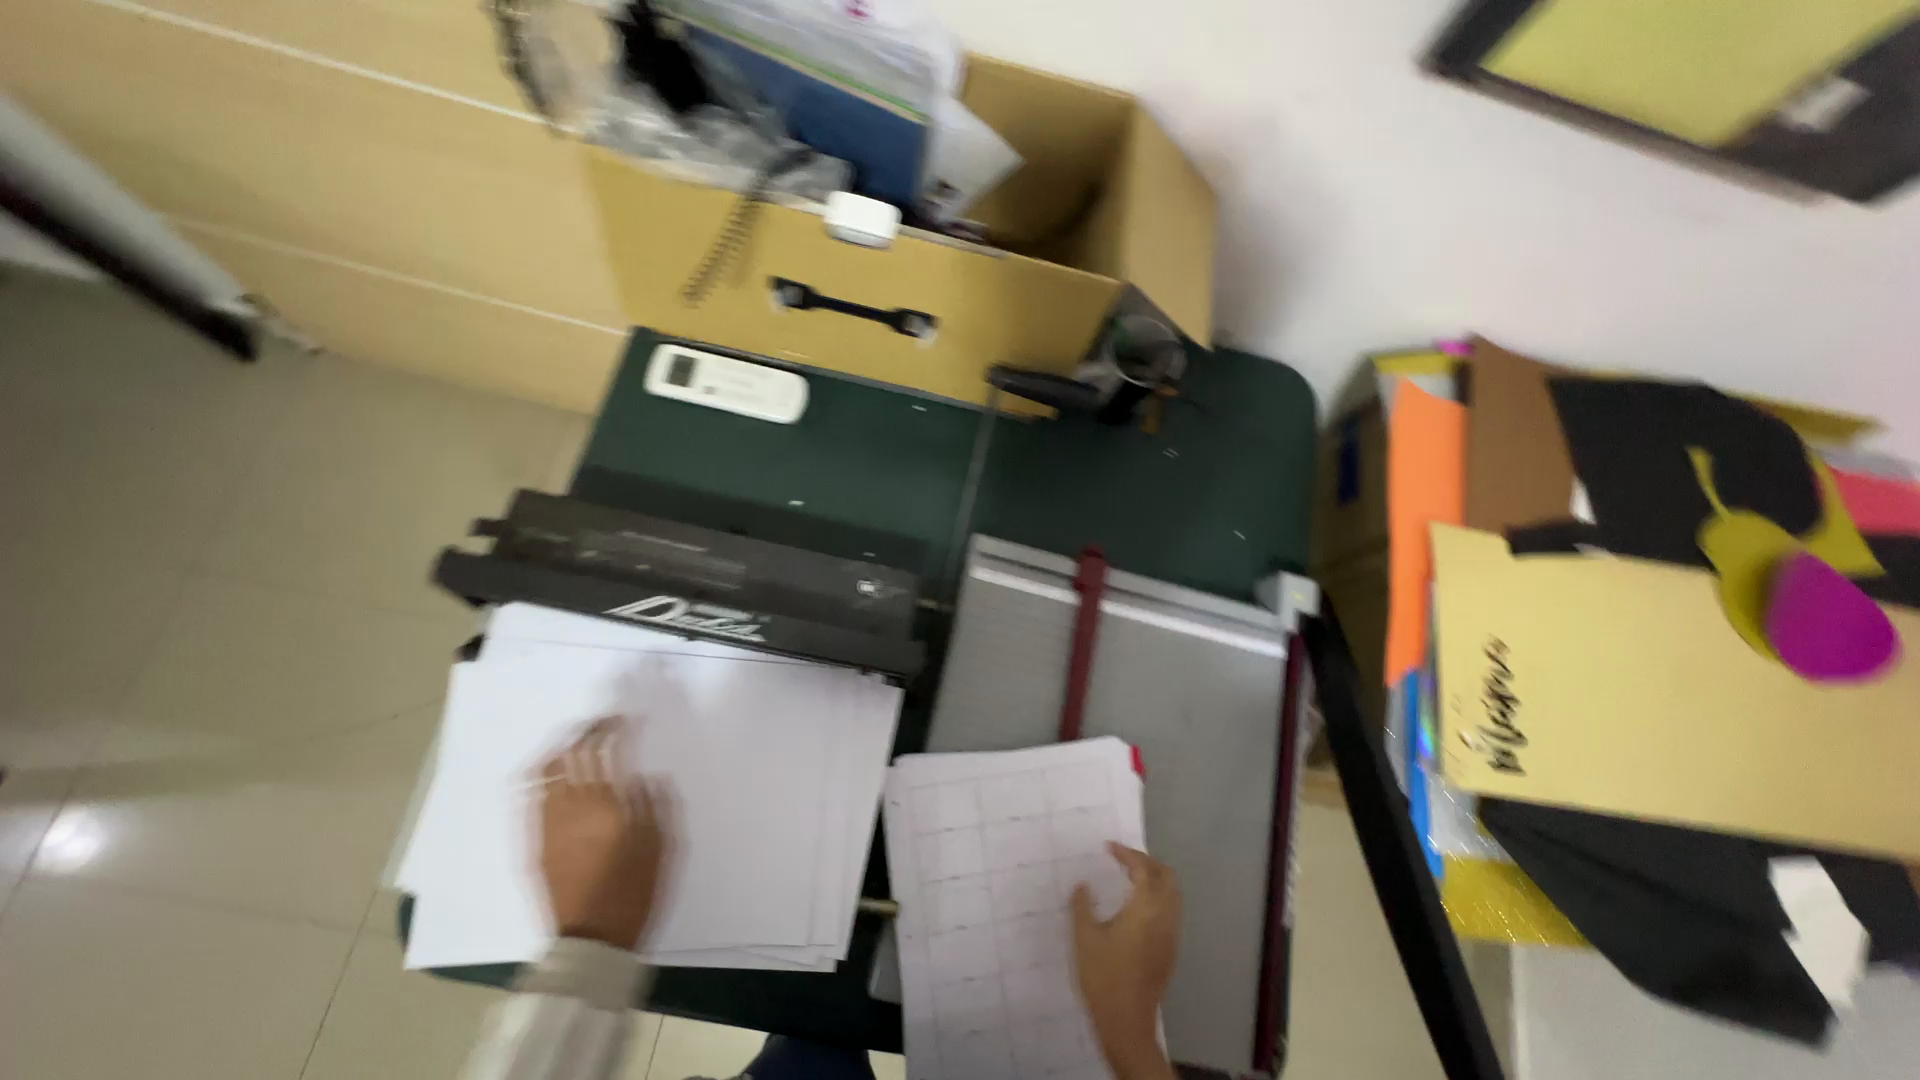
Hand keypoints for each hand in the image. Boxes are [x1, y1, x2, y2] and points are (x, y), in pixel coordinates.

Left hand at [534, 717, 675, 950]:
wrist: (590, 943)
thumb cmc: (635, 894)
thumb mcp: (661, 848)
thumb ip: (656, 805)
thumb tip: (648, 776)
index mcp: (608, 807)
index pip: (606, 751)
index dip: (614, 728)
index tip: (627, 719)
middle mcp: (572, 808)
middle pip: (572, 753)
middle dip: (587, 731)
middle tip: (603, 723)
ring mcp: (547, 824)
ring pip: (547, 770)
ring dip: (563, 748)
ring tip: (578, 740)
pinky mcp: (534, 841)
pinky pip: (532, 796)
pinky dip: (544, 774)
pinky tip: (555, 772)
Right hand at [1072, 842, 1180, 1079]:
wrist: (1126, 1020)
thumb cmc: (1103, 976)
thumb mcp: (1084, 937)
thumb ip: (1083, 905)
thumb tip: (1083, 885)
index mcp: (1145, 908)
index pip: (1143, 868)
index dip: (1127, 854)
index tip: (1109, 848)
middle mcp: (1165, 916)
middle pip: (1167, 876)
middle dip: (1146, 862)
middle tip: (1122, 860)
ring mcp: (1172, 934)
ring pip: (1173, 894)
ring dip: (1155, 878)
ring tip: (1128, 878)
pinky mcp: (1171, 949)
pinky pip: (1171, 910)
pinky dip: (1158, 897)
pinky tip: (1136, 907)